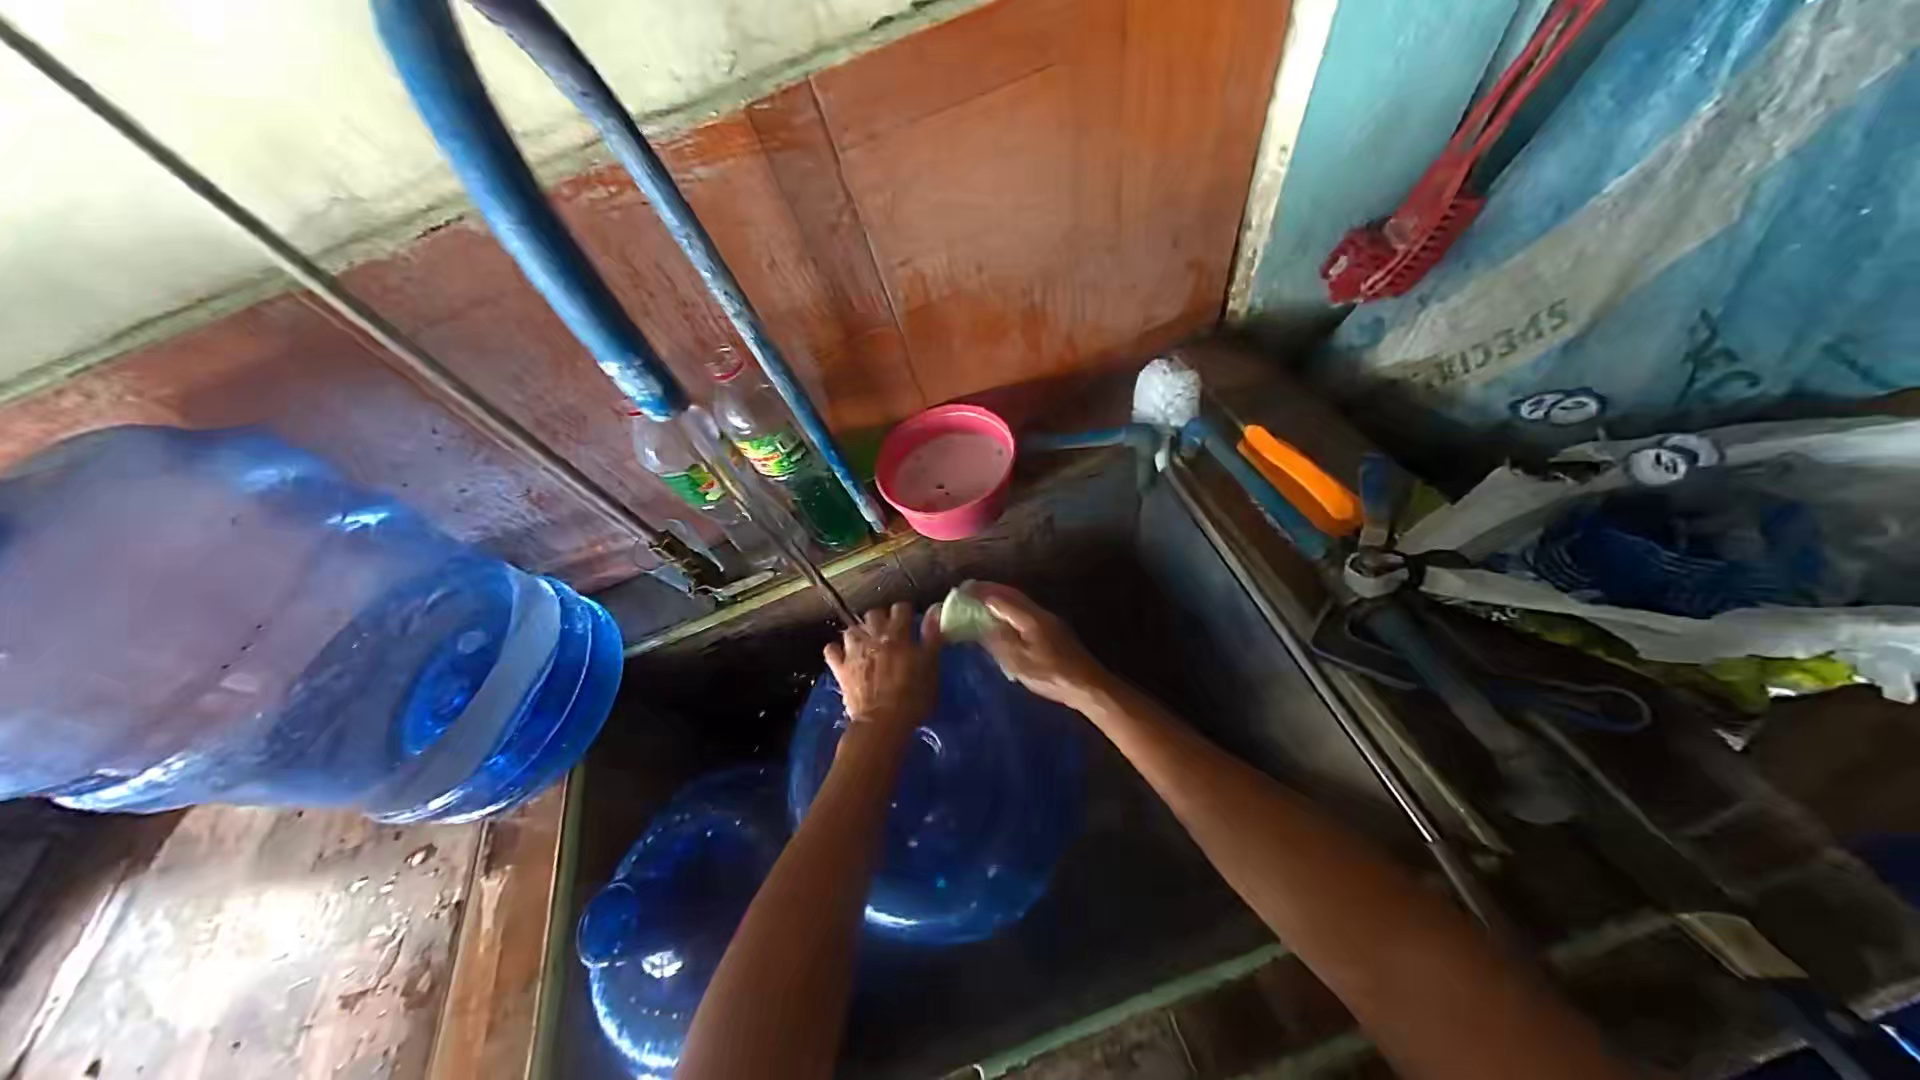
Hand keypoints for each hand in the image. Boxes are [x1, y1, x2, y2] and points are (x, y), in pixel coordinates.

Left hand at [824, 602, 941, 733]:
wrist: (883, 722)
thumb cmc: (913, 696)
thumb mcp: (930, 666)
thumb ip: (932, 636)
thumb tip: (935, 609)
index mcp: (897, 634)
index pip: (901, 608)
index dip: (907, 612)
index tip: (911, 621)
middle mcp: (872, 636)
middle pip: (873, 614)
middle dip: (881, 618)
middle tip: (889, 632)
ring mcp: (853, 651)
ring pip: (851, 629)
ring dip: (859, 633)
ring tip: (867, 643)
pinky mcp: (840, 669)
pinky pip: (831, 650)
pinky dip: (837, 650)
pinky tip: (844, 655)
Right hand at [970, 583, 1112, 709]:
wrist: (1089, 685)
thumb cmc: (1052, 675)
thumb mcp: (1018, 662)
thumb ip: (998, 641)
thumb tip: (979, 624)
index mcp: (1030, 617)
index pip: (1000, 598)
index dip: (979, 593)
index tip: (960, 591)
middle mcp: (1040, 612)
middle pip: (1011, 594)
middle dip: (988, 590)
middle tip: (967, 591)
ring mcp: (1048, 620)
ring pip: (1019, 602)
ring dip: (999, 598)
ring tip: (980, 602)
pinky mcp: (1052, 630)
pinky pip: (1025, 611)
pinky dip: (1009, 609)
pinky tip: (1003, 619)